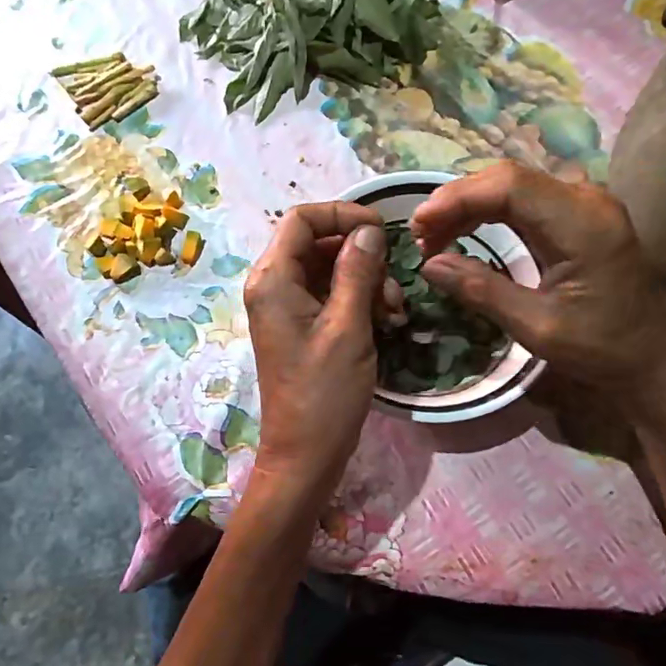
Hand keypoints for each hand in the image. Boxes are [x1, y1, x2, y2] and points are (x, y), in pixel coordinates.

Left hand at [244, 202, 392, 503]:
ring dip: (365, 281)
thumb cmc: (324, 392)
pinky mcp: (300, 327)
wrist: (305, 452)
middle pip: (317, 243)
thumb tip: (368, 230)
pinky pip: (330, 295)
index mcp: (273, 279)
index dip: (342, 213)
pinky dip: (358, 300)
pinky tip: (385, 322)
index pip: (302, 219)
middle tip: (392, 286)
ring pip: (328, 270)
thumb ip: (357, 270)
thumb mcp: (347, 326)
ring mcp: (285, 307)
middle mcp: (272, 286)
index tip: (381, 230)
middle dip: (361, 256)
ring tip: (393, 312)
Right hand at [411, 162, 665, 401]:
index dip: (457, 199)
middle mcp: (586, 201)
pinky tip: (464, 230)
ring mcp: (585, 204)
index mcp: (582, 225)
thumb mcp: (535, 327)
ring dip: (468, 204)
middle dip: (457, 200)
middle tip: (420, 234)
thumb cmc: (598, 347)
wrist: (647, 358)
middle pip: (508, 177)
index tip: (418, 225)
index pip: (509, 186)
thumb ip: (481, 290)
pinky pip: (524, 198)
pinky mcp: (578, 214)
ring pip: (512, 184)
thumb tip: (428, 265)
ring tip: (434, 236)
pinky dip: (487, 210)